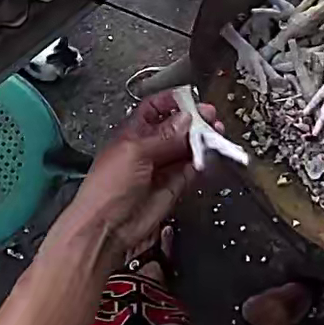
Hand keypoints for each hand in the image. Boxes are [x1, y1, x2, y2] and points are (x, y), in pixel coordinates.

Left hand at [55, 90, 214, 269]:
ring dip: (201, 141)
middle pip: (175, 128)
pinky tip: (208, 156)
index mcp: (132, 133)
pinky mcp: (172, 187)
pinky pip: (191, 169)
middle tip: (211, 117)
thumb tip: (186, 119)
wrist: (108, 226)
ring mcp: (160, 167)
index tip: (192, 98)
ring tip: (216, 134)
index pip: (154, 109)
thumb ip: (164, 136)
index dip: (172, 102)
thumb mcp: (135, 151)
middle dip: (193, 121)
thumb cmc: (107, 187)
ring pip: (186, 148)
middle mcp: (147, 148)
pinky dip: (201, 162)